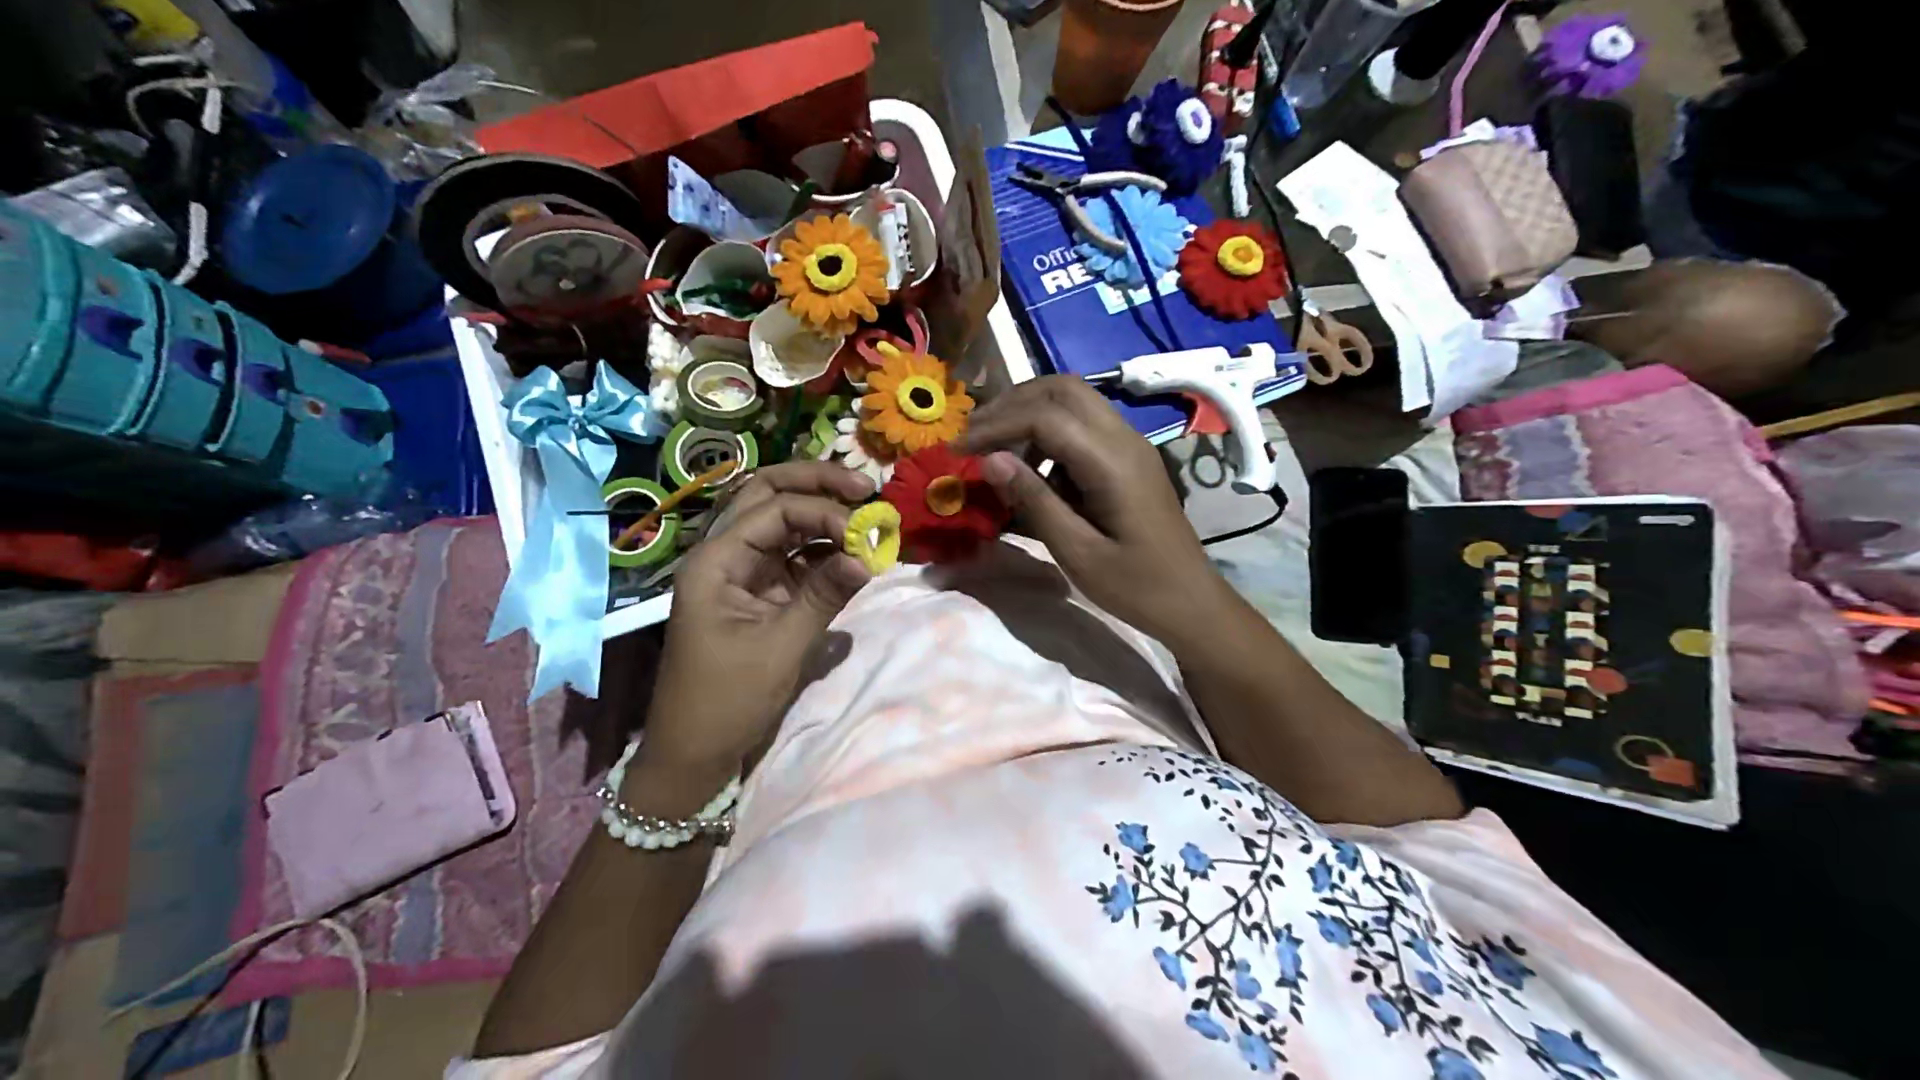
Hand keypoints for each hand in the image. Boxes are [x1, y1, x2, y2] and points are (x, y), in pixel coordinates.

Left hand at [639, 463, 874, 776]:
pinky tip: (850, 551)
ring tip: (865, 513)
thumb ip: (824, 594)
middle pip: (767, 495)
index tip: (866, 533)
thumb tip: (869, 556)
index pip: (774, 510)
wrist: (694, 751)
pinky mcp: (758, 593)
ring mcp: (741, 573)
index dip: (823, 512)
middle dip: (816, 484)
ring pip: (780, 521)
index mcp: (716, 561)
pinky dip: (821, 549)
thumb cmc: (727, 699)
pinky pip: (791, 556)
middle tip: (866, 486)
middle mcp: (725, 555)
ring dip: (821, 513)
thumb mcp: (781, 646)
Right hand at [958, 376, 1226, 644]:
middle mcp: (1124, 438)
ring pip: (1073, 400)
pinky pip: (1083, 424)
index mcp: (1112, 462)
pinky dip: (1049, 432)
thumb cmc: (1135, 586)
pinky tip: (1033, 469)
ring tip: (996, 451)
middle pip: (1061, 389)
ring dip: (1030, 413)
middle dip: (1011, 404)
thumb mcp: (1077, 552)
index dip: (995, 426)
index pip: (1044, 416)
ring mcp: (1130, 444)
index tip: (957, 450)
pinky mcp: (1129, 456)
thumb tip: (990, 459)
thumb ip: (1034, 501)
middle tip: (974, 436)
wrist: (1190, 600)